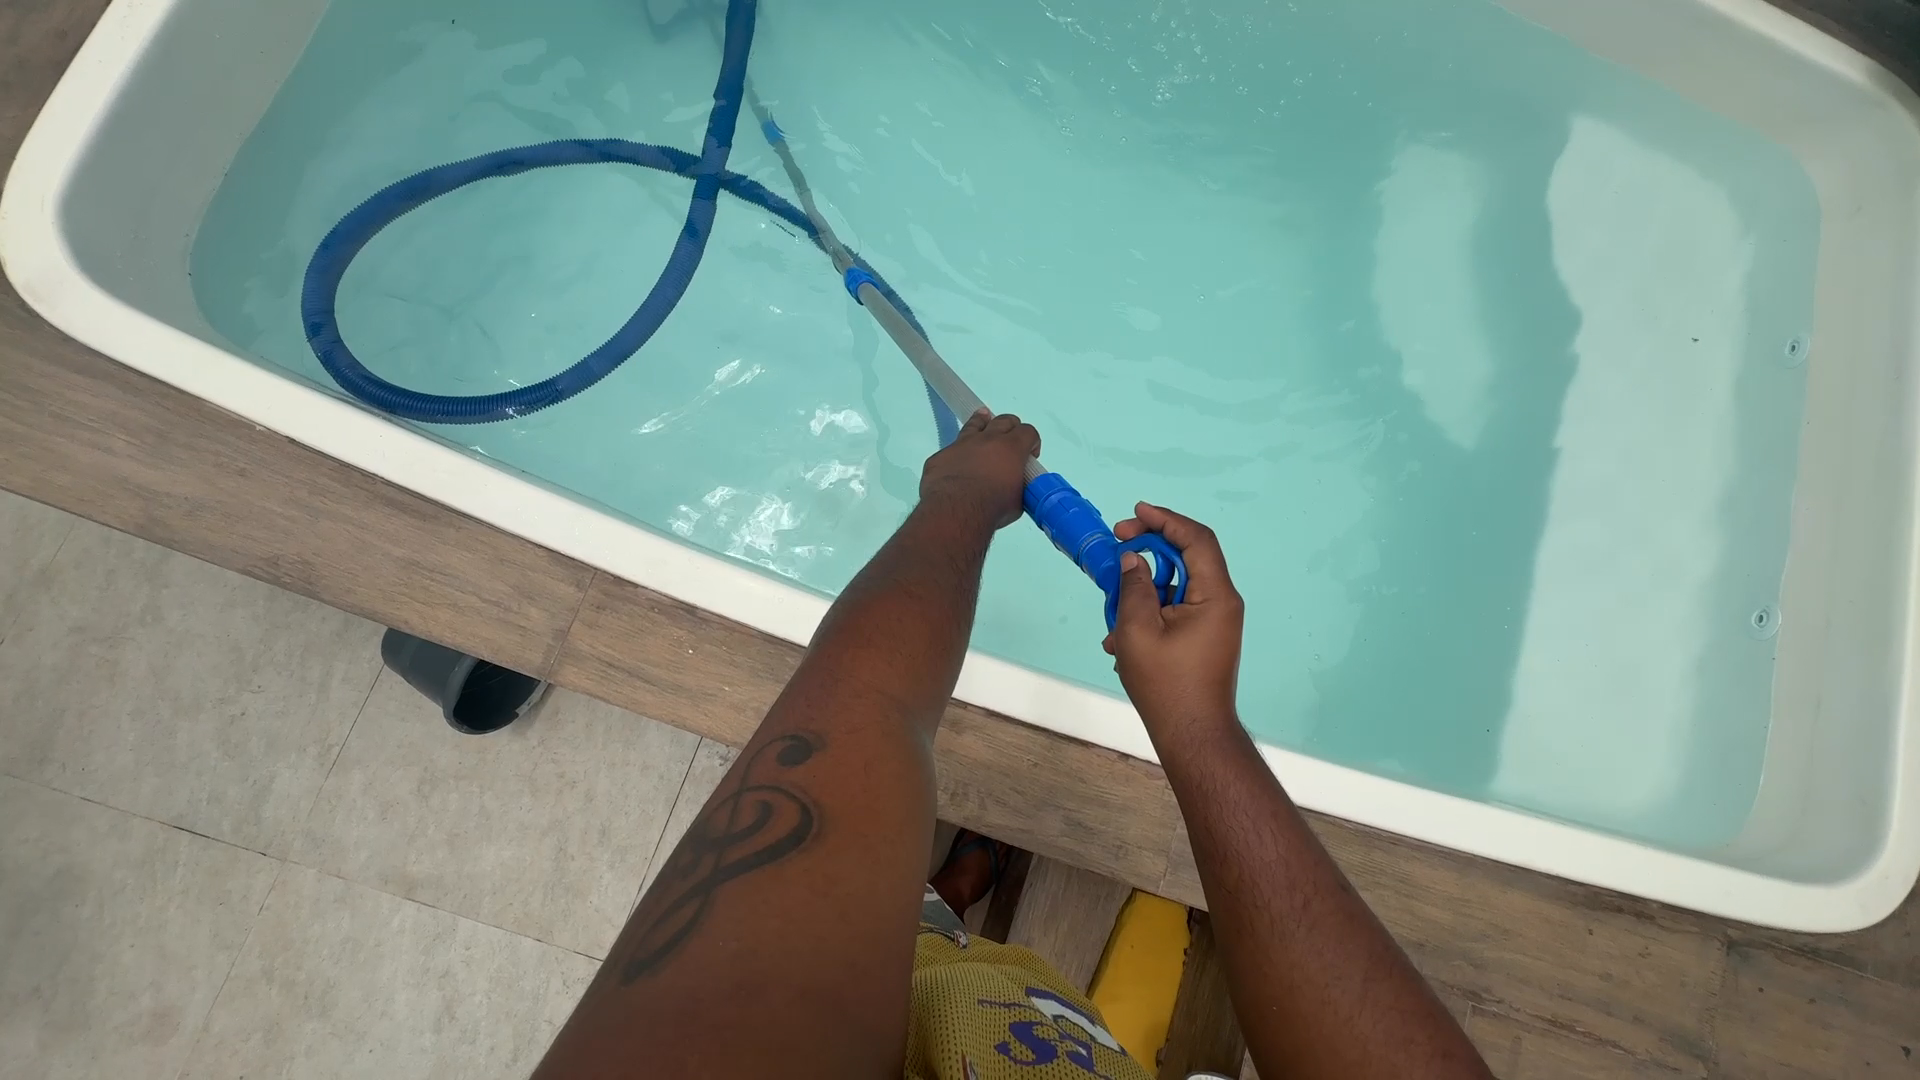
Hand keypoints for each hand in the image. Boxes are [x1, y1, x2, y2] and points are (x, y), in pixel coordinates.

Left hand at [918, 409, 1040, 530]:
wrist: (955, 511)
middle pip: (1004, 420)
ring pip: (976, 423)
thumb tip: (1013, 491)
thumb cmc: (992, 508)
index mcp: (1012, 448)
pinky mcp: (942, 455)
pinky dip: (958, 453)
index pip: (1028, 432)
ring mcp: (962, 444)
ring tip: (984, 420)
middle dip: (1011, 428)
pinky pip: (952, 448)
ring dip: (982, 422)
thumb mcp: (1017, 502)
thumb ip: (1017, 488)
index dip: (1031, 442)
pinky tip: (957, 464)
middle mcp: (988, 439)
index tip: (1029, 456)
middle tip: (1010, 442)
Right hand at [1104, 503, 1243, 732]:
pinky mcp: (1204, 637)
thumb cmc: (1166, 683)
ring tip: (1113, 608)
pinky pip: (1176, 609)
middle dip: (1149, 550)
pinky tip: (1122, 636)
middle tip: (1117, 547)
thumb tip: (1132, 560)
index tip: (1134, 514)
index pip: (1196, 539)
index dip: (1165, 520)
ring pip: (1177, 585)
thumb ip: (1134, 587)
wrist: (1193, 735)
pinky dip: (1150, 611)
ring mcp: (1214, 621)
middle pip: (1187, 557)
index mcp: (1215, 595)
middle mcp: (1222, 602)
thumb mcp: (1138, 630)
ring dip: (1143, 587)